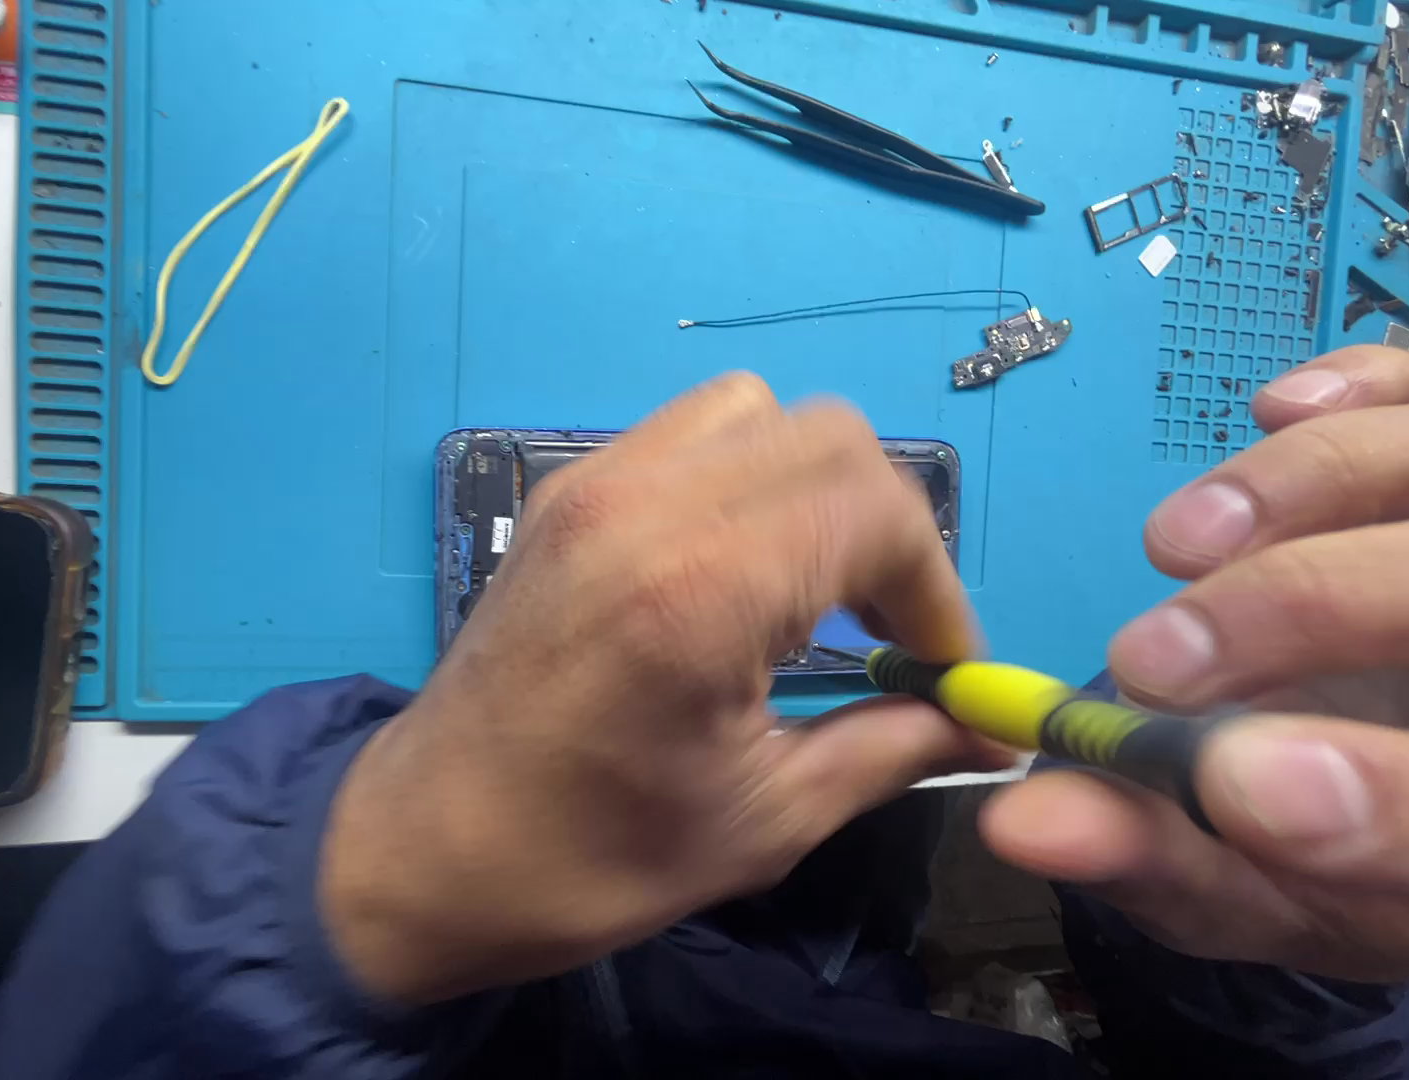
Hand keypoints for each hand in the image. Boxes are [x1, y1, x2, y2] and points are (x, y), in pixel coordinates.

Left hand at [324, 373, 1010, 1003]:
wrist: (423, 848)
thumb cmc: (588, 858)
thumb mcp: (763, 820)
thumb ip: (892, 750)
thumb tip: (985, 727)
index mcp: (699, 588)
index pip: (875, 510)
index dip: (935, 589)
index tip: (940, 666)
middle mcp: (647, 501)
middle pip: (831, 438)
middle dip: (889, 528)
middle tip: (885, 622)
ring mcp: (596, 481)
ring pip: (760, 415)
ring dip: (817, 485)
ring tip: (815, 579)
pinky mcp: (567, 489)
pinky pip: (692, 432)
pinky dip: (749, 473)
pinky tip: (737, 558)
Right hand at [982, 346, 1408, 980]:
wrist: (1353, 786)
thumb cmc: (1308, 855)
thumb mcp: (1234, 895)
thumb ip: (1148, 859)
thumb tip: (1021, 822)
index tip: (1228, 784)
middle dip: (1312, 605)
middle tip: (1146, 660)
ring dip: (1313, 484)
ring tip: (1170, 546)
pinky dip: (1365, 386)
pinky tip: (1270, 413)